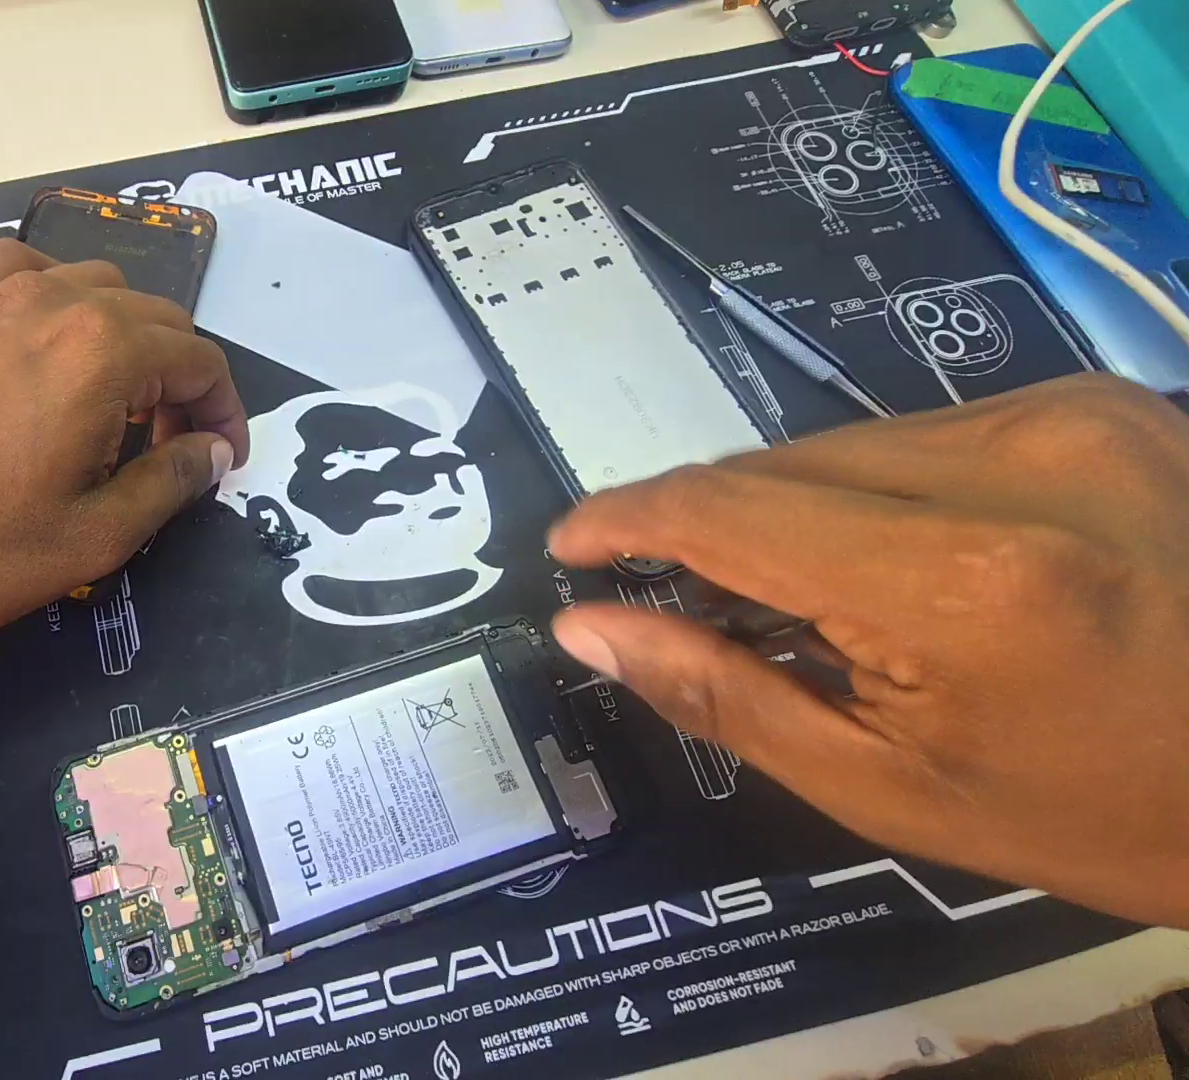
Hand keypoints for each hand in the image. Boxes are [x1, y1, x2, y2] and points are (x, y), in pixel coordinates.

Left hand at [0, 238, 248, 674]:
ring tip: (111, 406)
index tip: (218, 459)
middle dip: (181, 382)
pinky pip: (27, 276)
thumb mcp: (87, 540)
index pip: (199, 360)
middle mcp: (53, 302)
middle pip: (156, 320)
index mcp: (99, 354)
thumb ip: (166, 485)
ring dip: (127, 343)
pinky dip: (61, 306)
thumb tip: (212, 451)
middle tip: (168, 449)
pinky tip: (47, 352)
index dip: (224, 411)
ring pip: (98, 289)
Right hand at [548, 373, 1188, 927]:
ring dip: (761, 510)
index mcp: (959, 579)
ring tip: (770, 588)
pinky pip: (892, 439)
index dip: (621, 521)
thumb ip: (716, 693)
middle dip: (686, 524)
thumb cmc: (1109, 814)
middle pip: (762, 471)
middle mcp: (1011, 459)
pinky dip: (836, 492)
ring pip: (819, 448)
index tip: (567, 545)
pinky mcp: (1091, 405)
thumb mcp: (883, 787)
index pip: (721, 513)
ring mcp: (1064, 415)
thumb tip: (586, 628)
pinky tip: (859, 553)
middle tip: (657, 588)